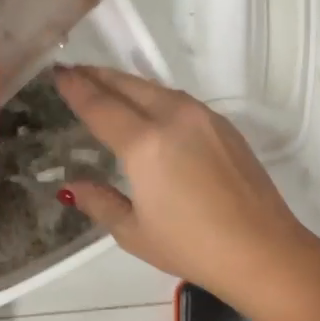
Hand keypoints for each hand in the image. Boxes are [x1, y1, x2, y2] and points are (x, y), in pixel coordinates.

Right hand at [54, 65, 319, 300]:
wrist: (261, 250)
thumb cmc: (191, 247)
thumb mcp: (134, 232)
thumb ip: (100, 203)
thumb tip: (72, 187)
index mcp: (145, 145)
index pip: (101, 107)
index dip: (76, 89)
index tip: (58, 73)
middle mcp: (174, 119)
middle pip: (129, 87)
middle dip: (99, 76)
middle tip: (75, 70)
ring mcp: (204, 119)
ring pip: (157, 89)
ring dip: (128, 83)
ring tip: (106, 84)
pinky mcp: (225, 128)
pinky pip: (180, 101)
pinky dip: (154, 97)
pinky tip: (147, 108)